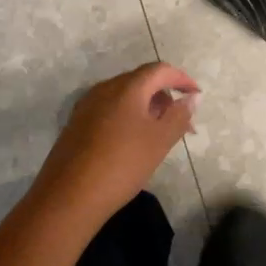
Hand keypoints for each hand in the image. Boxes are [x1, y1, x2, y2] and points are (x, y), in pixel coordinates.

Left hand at [29, 62, 198, 219]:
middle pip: (141, 81)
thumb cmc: (121, 164)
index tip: (197, 95)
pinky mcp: (77, 122)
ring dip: (146, 107)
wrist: (69, 195)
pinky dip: (128, 116)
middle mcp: (105, 87)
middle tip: (181, 122)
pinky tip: (132, 141)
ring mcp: (88, 104)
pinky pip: (110, 109)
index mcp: (127, 86)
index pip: (159, 70)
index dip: (181, 78)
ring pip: (124, 96)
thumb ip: (178, 116)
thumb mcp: (158, 142)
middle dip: (164, 96)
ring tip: (159, 134)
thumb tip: (191, 97)